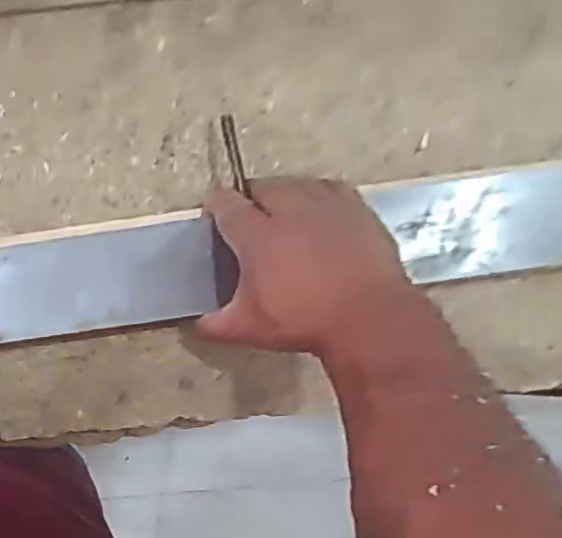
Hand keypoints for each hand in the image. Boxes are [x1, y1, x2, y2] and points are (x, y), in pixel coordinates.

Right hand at [195, 177, 428, 357]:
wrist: (365, 316)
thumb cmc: (301, 321)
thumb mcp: (248, 328)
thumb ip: (215, 324)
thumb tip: (196, 323)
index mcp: (258, 236)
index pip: (227, 205)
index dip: (215, 205)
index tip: (212, 213)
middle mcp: (291, 209)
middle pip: (262, 187)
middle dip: (250, 198)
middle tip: (247, 219)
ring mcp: (327, 204)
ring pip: (296, 183)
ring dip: (283, 194)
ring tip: (280, 213)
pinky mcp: (356, 208)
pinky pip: (329, 189)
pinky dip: (316, 197)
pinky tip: (316, 214)